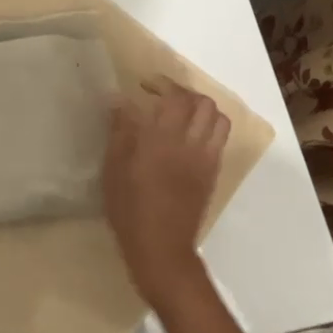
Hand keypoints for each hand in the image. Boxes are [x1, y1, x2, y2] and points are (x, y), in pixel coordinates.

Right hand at [102, 78, 231, 306]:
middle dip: (183, 93)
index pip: (174, 97)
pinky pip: (219, 139)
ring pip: (218, 119)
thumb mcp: (113, 168)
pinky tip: (187, 137)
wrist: (161, 247)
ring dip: (200, 109)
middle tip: (161, 97)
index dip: (162, 84)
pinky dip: (207, 128)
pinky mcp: (213, 173)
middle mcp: (191, 144)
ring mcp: (206, 158)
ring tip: (179, 114)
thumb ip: (120, 131)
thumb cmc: (129, 208)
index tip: (144, 86)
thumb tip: (121, 101)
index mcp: (163, 140)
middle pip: (202, 103)